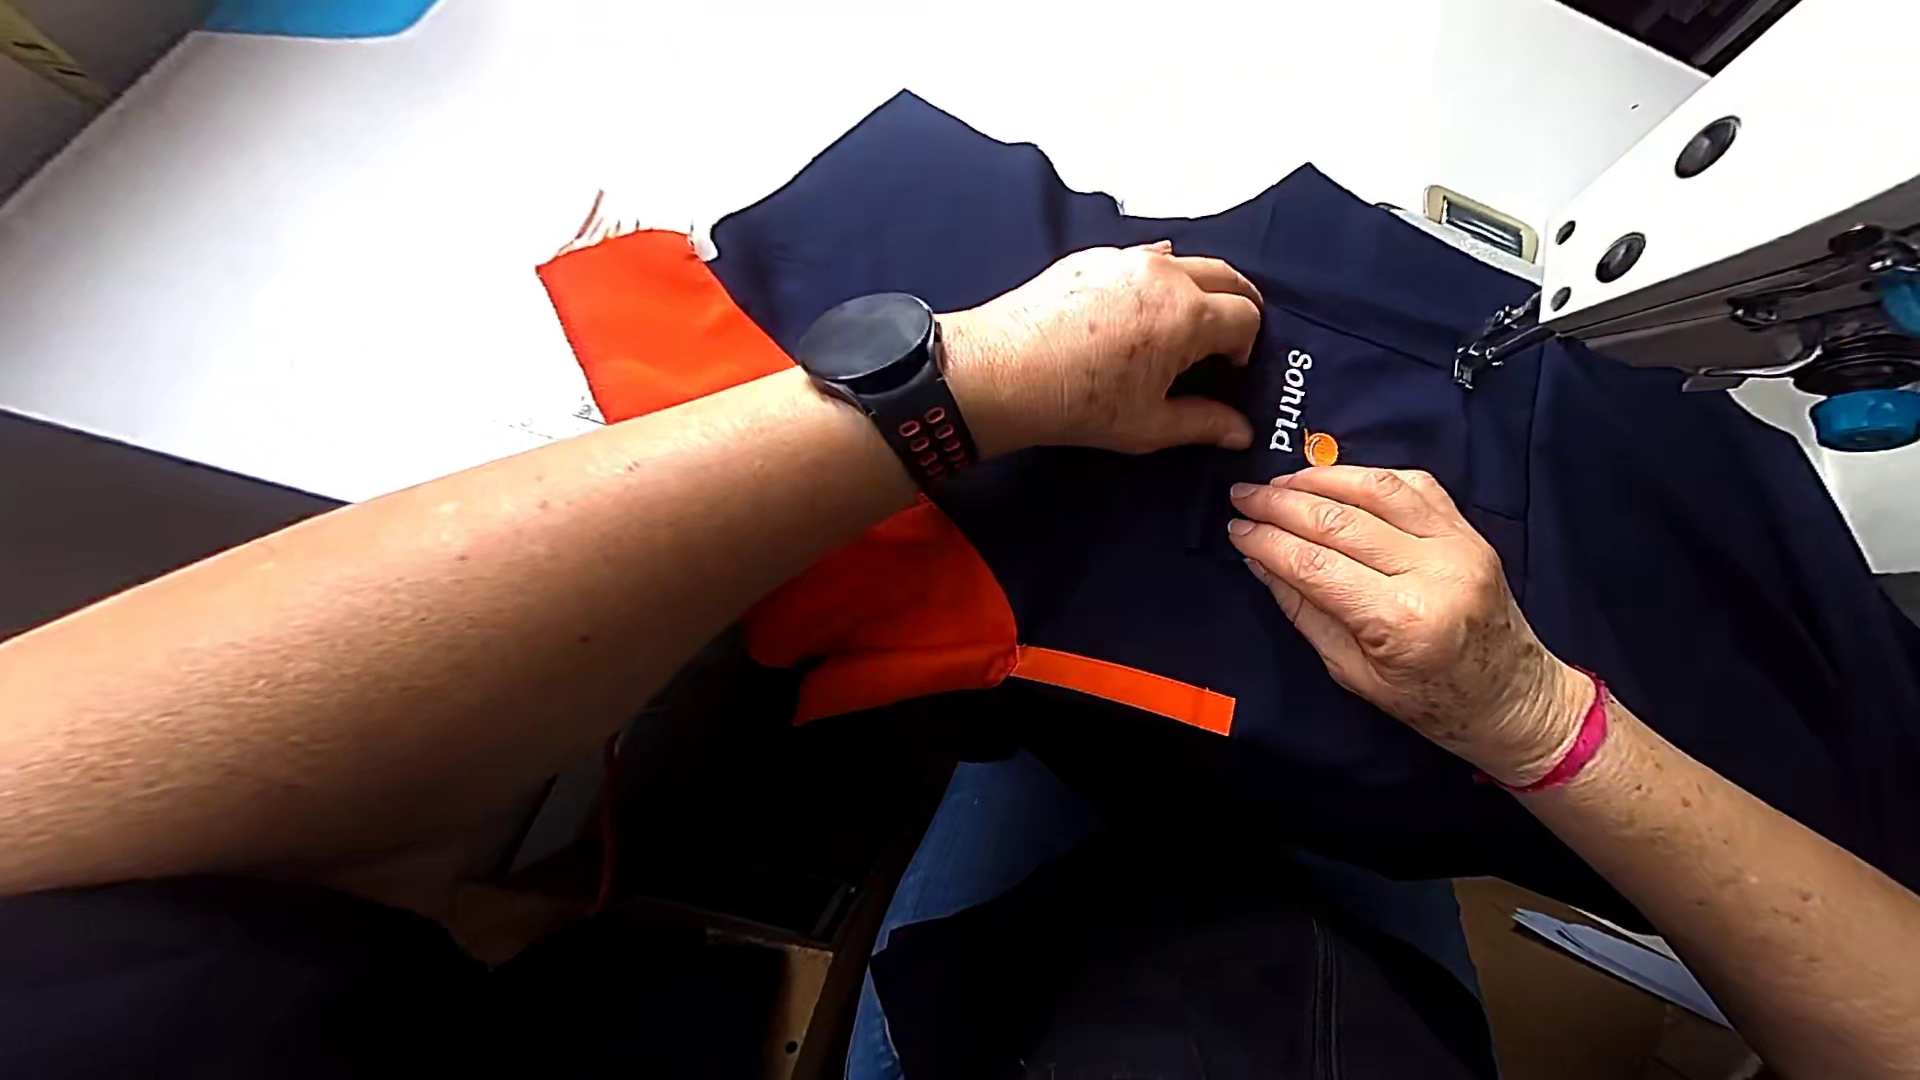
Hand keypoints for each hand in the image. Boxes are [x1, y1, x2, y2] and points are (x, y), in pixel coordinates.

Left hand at [939, 241, 1261, 456]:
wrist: (1001, 375)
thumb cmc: (1072, 403)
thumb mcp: (1146, 425)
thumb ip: (1202, 424)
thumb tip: (1238, 431)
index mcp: (1188, 314)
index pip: (1246, 317)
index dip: (1246, 347)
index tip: (1229, 368)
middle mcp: (1164, 275)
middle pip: (1227, 277)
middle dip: (1235, 307)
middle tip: (1223, 340)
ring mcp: (1125, 260)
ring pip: (1185, 262)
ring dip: (1197, 289)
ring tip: (1179, 326)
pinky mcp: (1091, 258)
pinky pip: (1140, 259)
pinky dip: (1155, 280)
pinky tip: (1136, 309)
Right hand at [1226, 466, 1590, 785]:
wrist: (1513, 697)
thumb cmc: (1426, 697)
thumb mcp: (1347, 668)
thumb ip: (1301, 608)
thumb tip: (1258, 558)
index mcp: (1402, 621)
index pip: (1313, 564)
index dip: (1265, 541)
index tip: (1234, 529)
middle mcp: (1435, 573)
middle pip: (1337, 520)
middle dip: (1279, 504)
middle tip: (1242, 496)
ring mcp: (1458, 545)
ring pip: (1375, 489)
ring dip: (1317, 479)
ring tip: (1278, 482)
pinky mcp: (1469, 531)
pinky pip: (1412, 484)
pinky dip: (1364, 475)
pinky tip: (1331, 480)